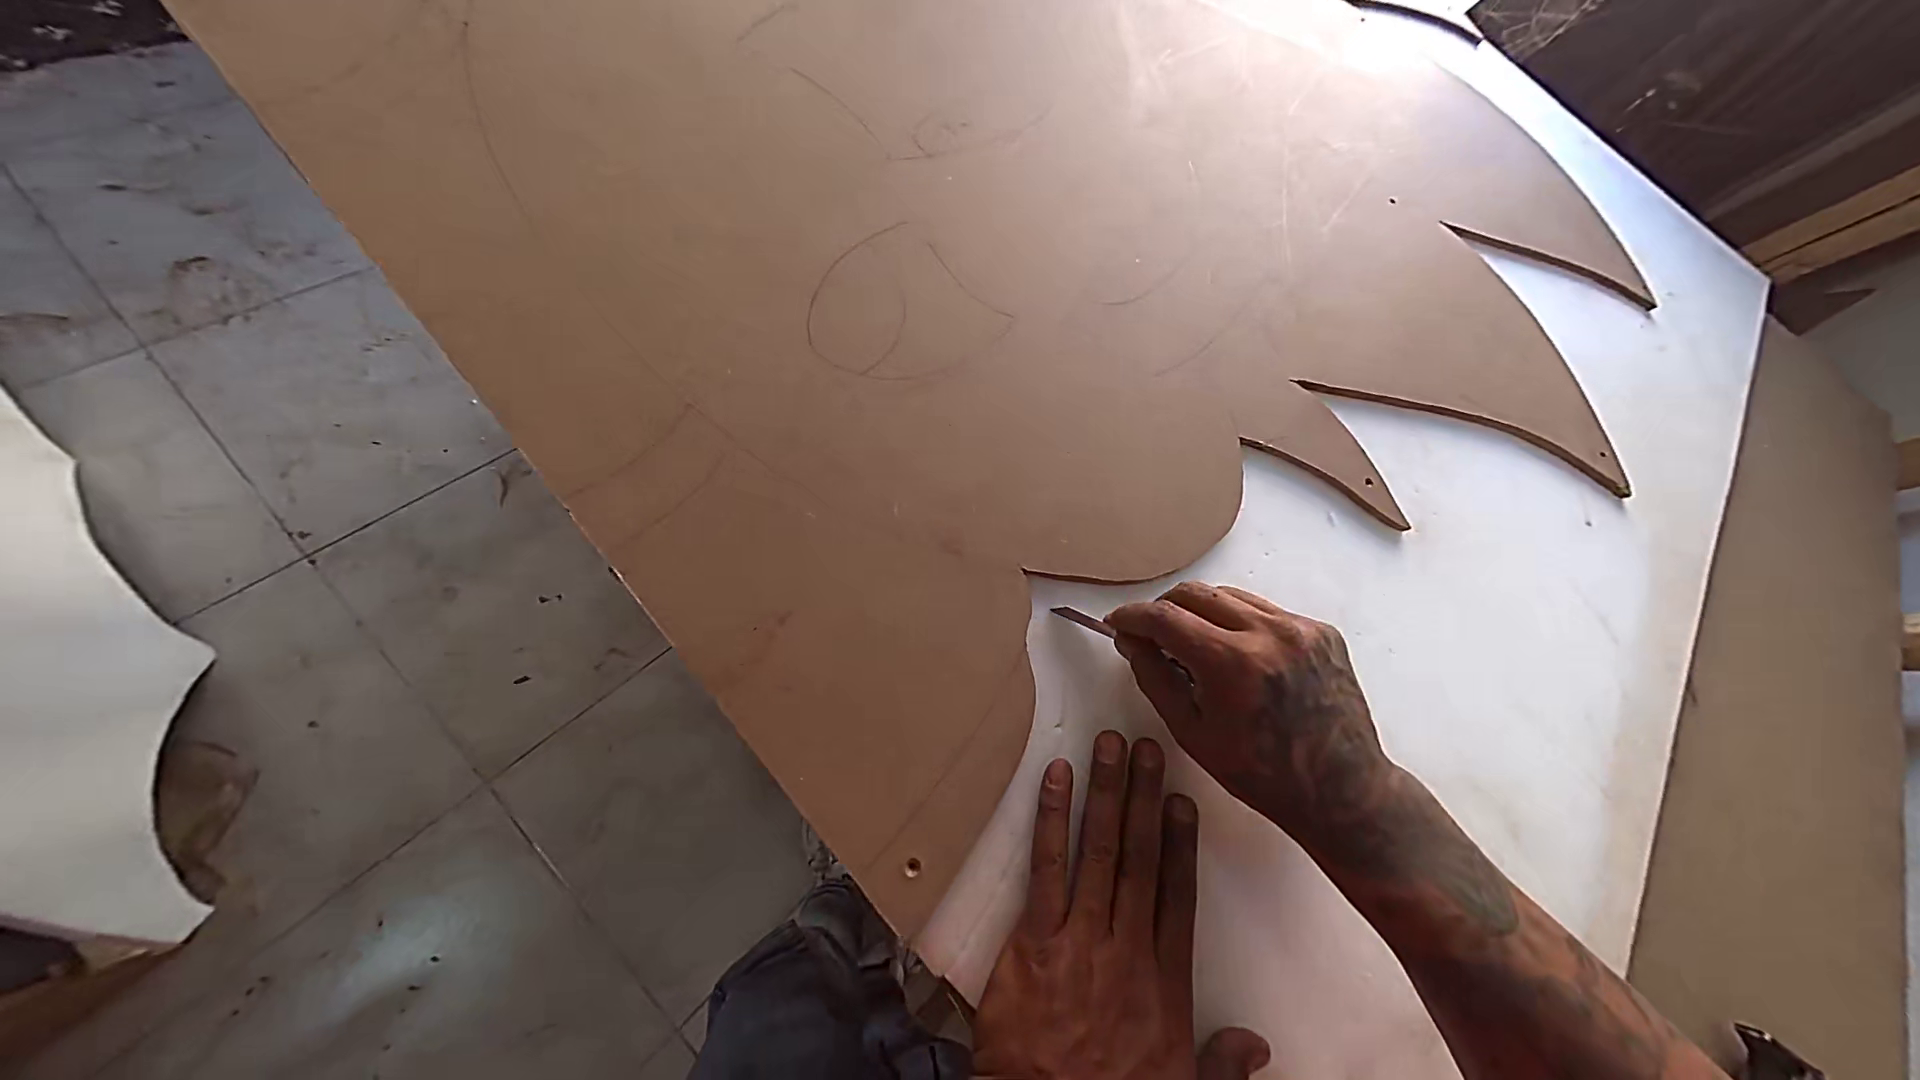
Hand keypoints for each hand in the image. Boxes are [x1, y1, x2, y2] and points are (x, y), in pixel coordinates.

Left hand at [972, 731, 1269, 1079]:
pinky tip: (1058, 779)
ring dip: (1107, 793)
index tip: (1182, 802)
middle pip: (1140, 858)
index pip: (1176, 896)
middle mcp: (1126, 948)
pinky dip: (1053, 819)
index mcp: (1161, 982)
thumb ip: (1219, 1065)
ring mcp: (1080, 937)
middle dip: (1143, 798)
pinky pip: (1047, 867)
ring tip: (1111, 747)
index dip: (1180, 844)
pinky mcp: (1036, 938)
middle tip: (1148, 748)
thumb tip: (1256, 1043)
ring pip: (1100, 851)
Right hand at [1105, 583, 1391, 853]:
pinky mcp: (1320, 631)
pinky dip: (1236, 621)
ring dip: (1199, 611)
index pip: (1164, 616)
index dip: (1132, 616)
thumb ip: (1153, 677)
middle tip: (1152, 635)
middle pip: (1194, 593)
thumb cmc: (1264, 773)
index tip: (1118, 622)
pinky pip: (1261, 609)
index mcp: (1232, 663)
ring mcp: (1299, 628)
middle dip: (1162, 608)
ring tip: (1194, 645)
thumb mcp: (1190, 731)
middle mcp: (1269, 634)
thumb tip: (1131, 641)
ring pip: (1227, 595)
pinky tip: (1235, 652)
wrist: (1343, 790)